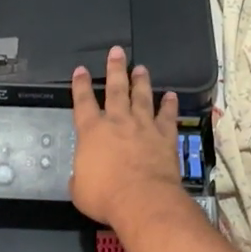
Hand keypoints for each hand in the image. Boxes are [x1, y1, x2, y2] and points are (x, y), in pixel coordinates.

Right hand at [70, 46, 181, 229]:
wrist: (142, 200)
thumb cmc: (105, 196)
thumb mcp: (79, 190)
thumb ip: (80, 178)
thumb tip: (82, 177)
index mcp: (92, 132)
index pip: (83, 102)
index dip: (81, 85)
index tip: (81, 70)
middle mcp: (117, 122)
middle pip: (116, 89)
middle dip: (115, 69)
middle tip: (117, 51)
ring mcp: (143, 127)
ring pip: (142, 97)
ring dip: (141, 81)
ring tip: (140, 68)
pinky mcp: (164, 137)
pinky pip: (167, 116)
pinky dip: (169, 105)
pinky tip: (171, 96)